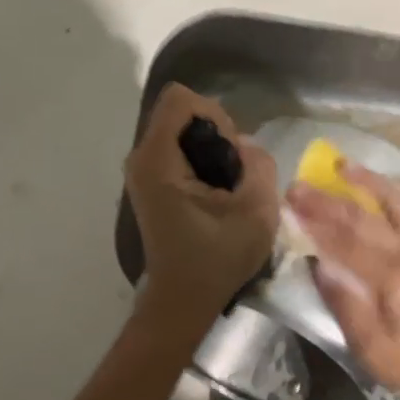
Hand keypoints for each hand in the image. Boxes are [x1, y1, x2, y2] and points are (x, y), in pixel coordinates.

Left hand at [124, 83, 278, 322]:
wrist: (183, 300)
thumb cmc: (218, 257)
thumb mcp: (257, 208)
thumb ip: (258, 162)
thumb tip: (243, 147)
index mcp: (158, 159)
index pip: (183, 100)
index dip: (217, 117)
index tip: (232, 155)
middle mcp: (142, 158)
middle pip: (183, 112)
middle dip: (217, 134)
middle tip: (235, 175)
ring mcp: (143, 171)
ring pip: (183, 130)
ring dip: (213, 149)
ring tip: (228, 187)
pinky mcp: (151, 183)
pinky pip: (180, 149)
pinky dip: (204, 162)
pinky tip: (217, 195)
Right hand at [287, 164, 399, 399]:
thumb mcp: (369, 346)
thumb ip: (345, 303)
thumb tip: (319, 263)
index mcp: (395, 276)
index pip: (347, 241)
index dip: (316, 222)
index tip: (289, 206)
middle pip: (366, 216)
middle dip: (330, 200)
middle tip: (299, 186)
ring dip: (373, 180)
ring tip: (344, 166)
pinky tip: (397, 182)